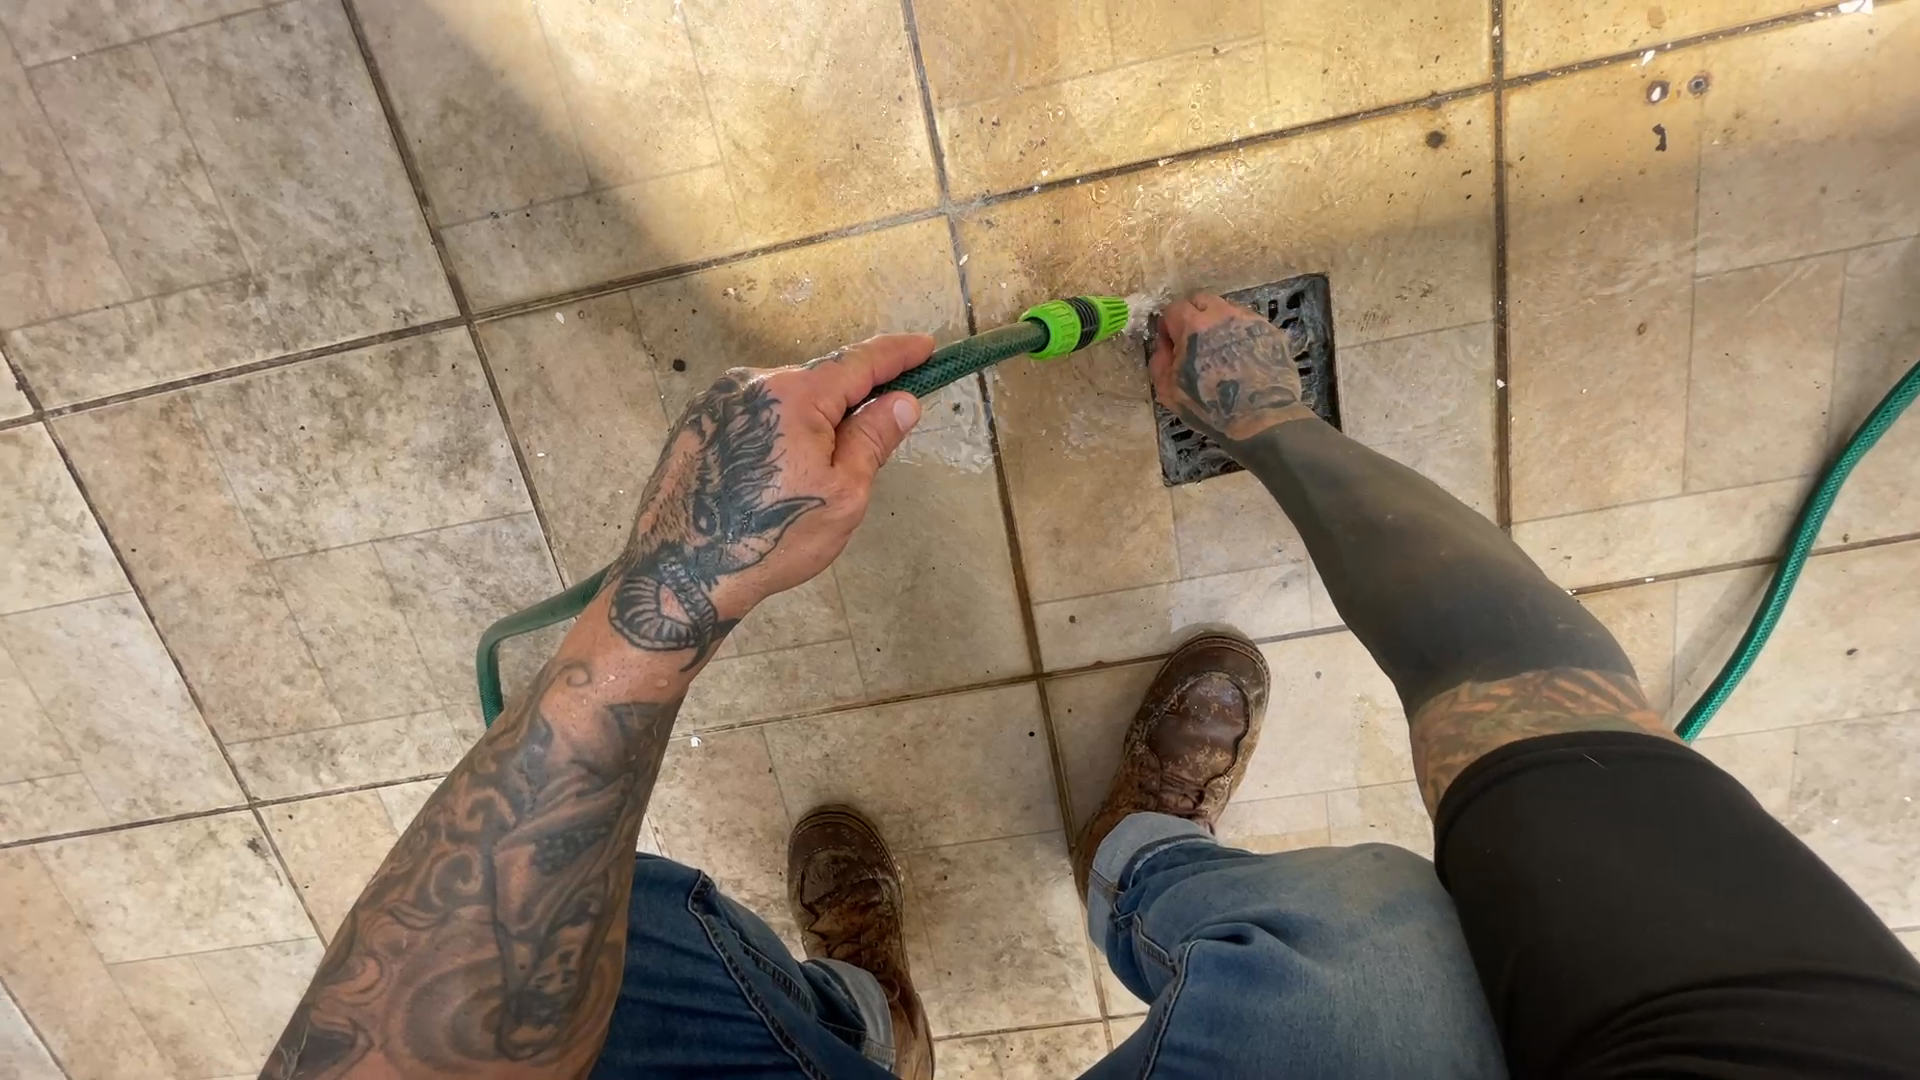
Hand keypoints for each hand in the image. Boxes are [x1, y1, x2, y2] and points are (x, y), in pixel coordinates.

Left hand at [601, 334, 930, 665]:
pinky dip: (778, 435)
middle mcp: (751, 384)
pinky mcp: (695, 425)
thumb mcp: (843, 494)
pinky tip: (774, 479)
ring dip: (810, 424)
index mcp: (793, 395)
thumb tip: (902, 400)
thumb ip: (872, 438)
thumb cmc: (771, 537)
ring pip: (785, 403)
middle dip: (850, 404)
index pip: (859, 362)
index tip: (926, 346)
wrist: (678, 572)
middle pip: (819, 383)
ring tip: (809, 482)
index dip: (897, 353)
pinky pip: (754, 418)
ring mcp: (717, 402)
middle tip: (870, 444)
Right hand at [1148, 292, 1317, 443]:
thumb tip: (1164, 346)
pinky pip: (1248, 324)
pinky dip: (1239, 335)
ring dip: (1217, 323)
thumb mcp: (1168, 390)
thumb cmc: (1208, 406)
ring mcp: (1250, 320)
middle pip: (1201, 300)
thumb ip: (1159, 361)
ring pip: (1227, 309)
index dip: (1167, 325)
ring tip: (1219, 352)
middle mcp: (1223, 314)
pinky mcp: (1271, 331)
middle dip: (1191, 315)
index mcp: (1194, 326)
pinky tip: (1240, 359)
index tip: (1170, 343)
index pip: (1173, 308)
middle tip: (1192, 342)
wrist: (1259, 418)